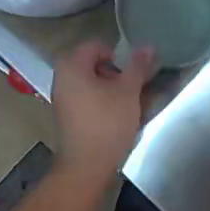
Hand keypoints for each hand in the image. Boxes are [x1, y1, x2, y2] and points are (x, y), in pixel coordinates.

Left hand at [52, 41, 155, 176]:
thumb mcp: (128, 91)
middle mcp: (61, 79)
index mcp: (71, 66)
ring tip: (129, 103)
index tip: (133, 72)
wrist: (87, 165)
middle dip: (116, 73)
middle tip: (133, 87)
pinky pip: (86, 99)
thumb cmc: (108, 122)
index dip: (118, 55)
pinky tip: (117, 117)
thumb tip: (148, 46)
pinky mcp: (66, 117)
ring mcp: (62, 99)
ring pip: (91, 84)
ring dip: (111, 89)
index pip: (96, 46)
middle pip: (93, 64)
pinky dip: (102, 102)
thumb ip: (138, 66)